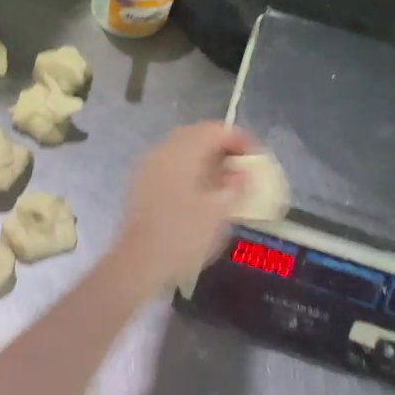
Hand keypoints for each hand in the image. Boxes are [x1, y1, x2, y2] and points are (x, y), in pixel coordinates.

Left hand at [108, 122, 256, 292]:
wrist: (138, 263)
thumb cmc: (182, 236)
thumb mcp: (219, 213)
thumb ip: (237, 186)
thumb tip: (244, 173)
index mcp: (183, 152)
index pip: (215, 130)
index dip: (240, 140)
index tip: (257, 158)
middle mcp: (163, 151)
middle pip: (197, 135)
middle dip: (222, 146)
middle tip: (242, 165)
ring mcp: (148, 167)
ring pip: (182, 149)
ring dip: (205, 157)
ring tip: (225, 180)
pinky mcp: (141, 184)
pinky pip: (171, 164)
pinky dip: (189, 169)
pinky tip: (200, 191)